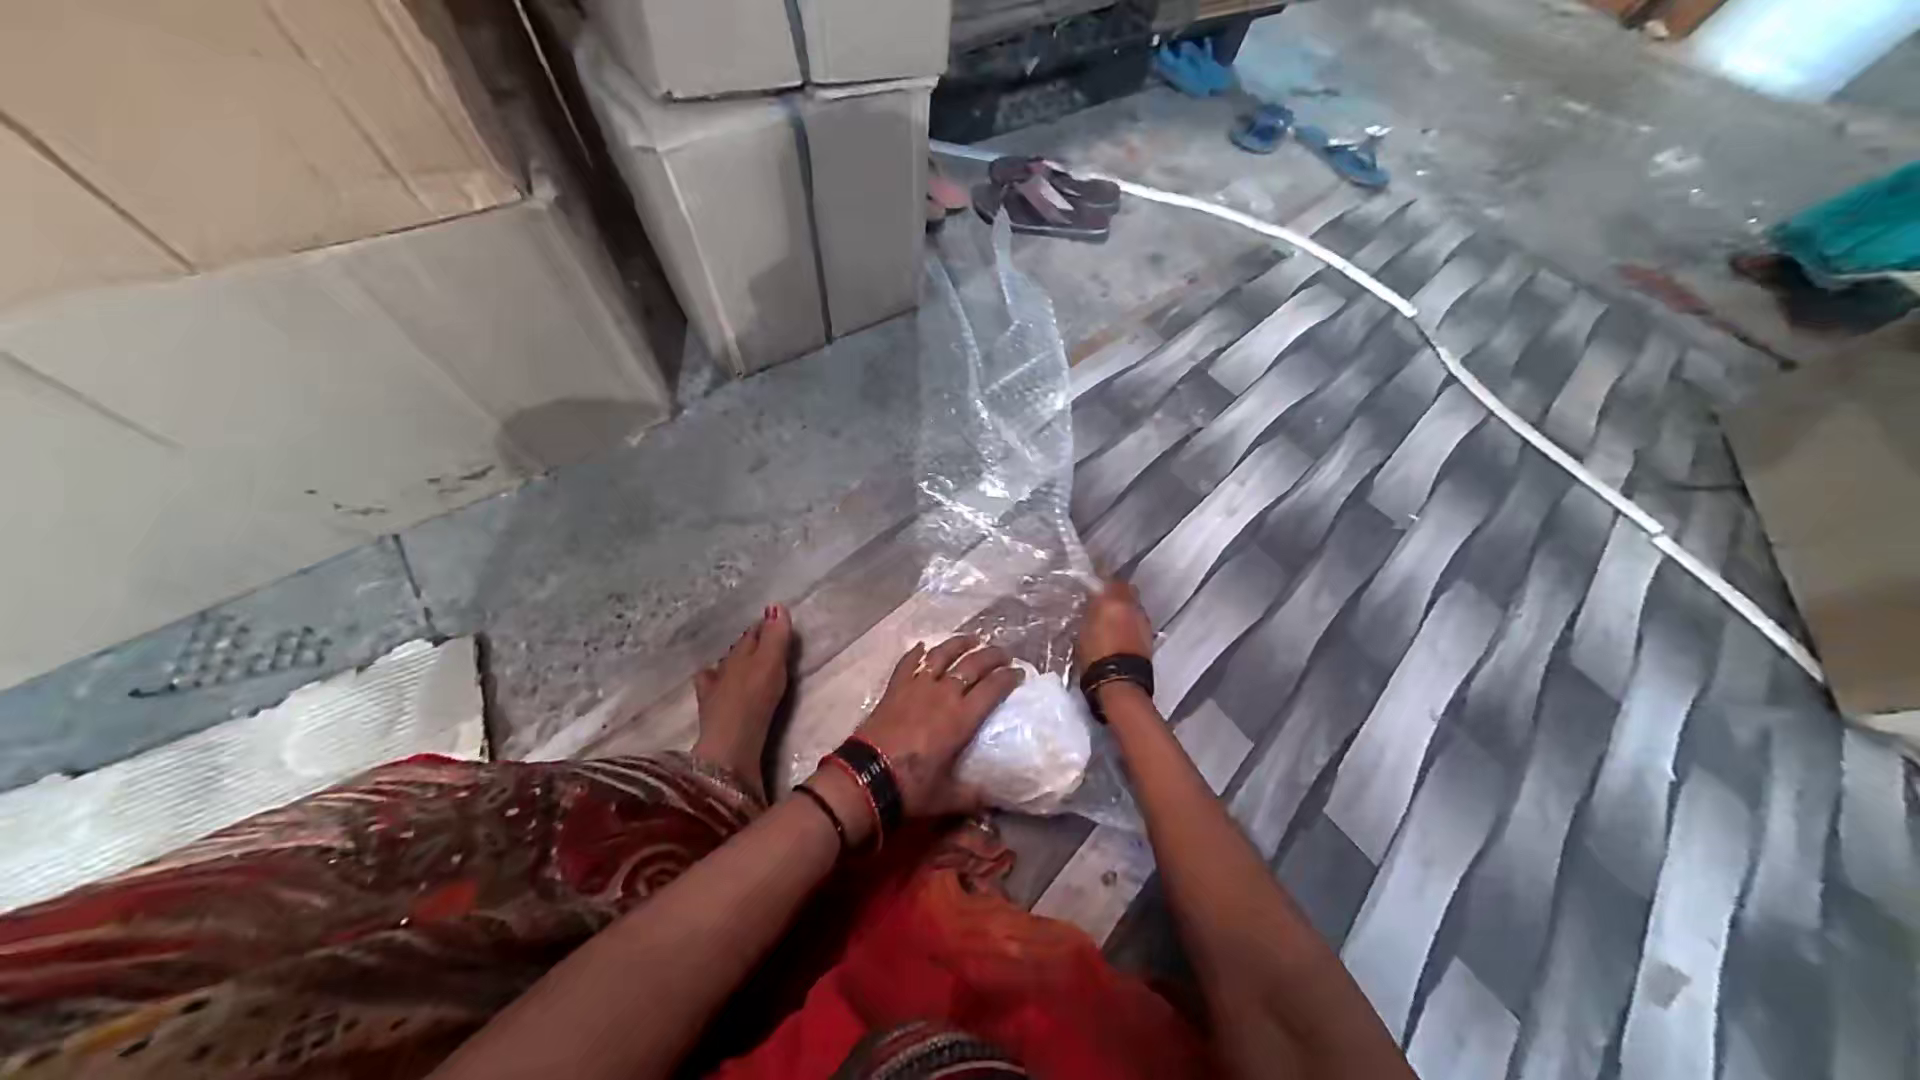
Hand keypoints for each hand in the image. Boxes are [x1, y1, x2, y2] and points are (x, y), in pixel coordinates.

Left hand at [847, 636, 1021, 816]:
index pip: (992, 688)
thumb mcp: (947, 798)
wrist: (865, 778)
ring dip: (959, 644)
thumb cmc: (910, 788)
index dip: (1008, 678)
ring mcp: (916, 687)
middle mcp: (942, 694)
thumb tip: (990, 801)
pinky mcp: (894, 689)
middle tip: (1004, 654)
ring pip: (941, 655)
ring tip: (972, 639)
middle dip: (992, 656)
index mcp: (961, 718)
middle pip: (972, 665)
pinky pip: (907, 663)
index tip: (1019, 673)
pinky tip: (923, 646)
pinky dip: (916, 652)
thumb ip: (971, 796)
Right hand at [1076, 579, 1153, 669]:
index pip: (1111, 580)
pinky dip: (1131, 622)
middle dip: (1117, 593)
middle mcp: (1133, 607)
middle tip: (1104, 601)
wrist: (1119, 681)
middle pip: (1128, 590)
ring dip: (1125, 608)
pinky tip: (1121, 632)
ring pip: (1135, 606)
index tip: (1094, 587)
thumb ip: (1090, 611)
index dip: (1102, 582)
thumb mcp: (1083, 629)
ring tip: (1112, 619)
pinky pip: (1139, 621)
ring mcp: (1143, 621)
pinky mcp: (1149, 637)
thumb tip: (1093, 602)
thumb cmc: (1095, 655)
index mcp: (1114, 601)